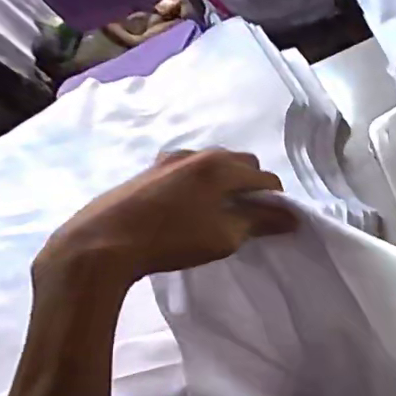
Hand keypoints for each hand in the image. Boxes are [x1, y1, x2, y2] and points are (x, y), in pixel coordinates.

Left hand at [35, 149, 297, 290]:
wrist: (104, 242)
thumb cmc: (173, 240)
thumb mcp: (225, 237)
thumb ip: (260, 222)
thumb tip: (291, 217)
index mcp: (219, 166)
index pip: (265, 178)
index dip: (277, 201)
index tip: (276, 224)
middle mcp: (197, 154)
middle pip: (241, 163)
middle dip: (253, 187)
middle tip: (250, 218)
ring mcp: (170, 160)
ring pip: (214, 165)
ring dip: (227, 184)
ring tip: (221, 215)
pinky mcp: (150, 171)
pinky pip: (191, 171)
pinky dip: (203, 185)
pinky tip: (193, 211)